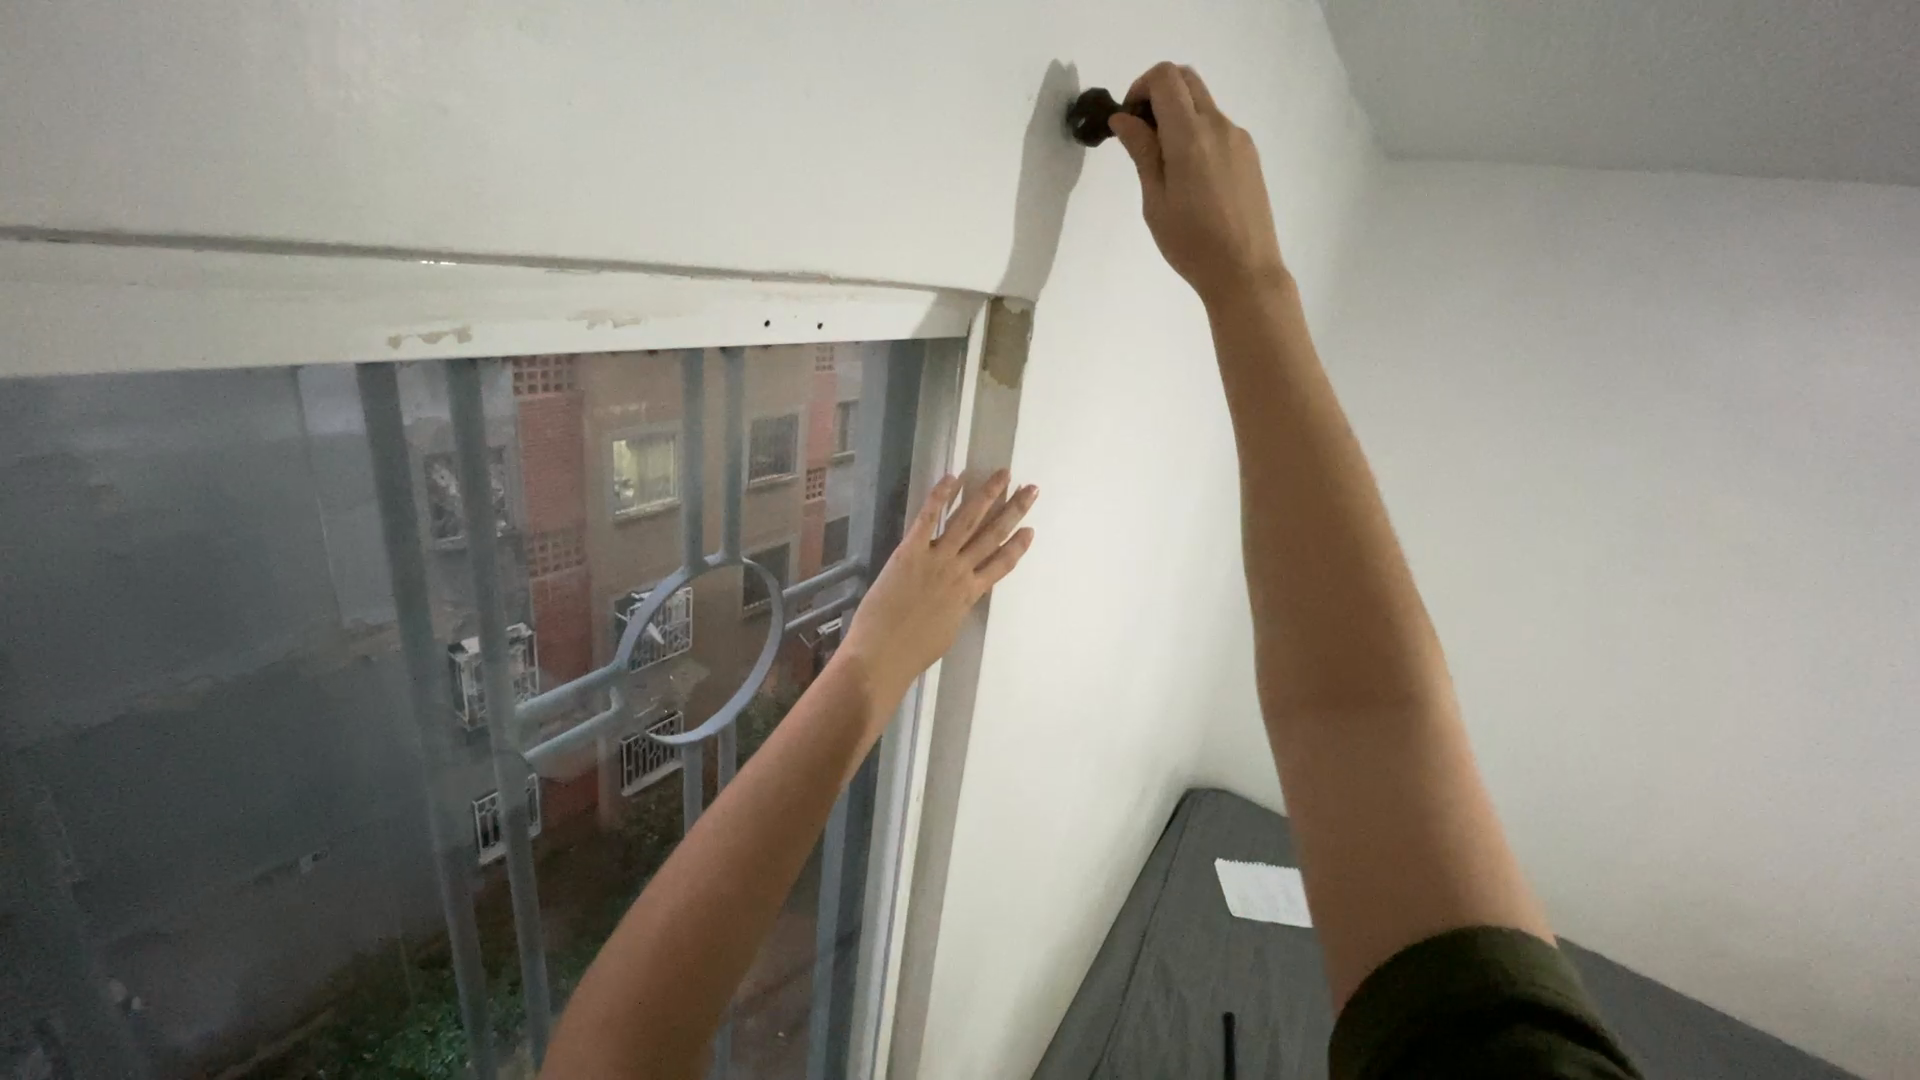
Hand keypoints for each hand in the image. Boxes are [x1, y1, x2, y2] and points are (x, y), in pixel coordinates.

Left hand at [837, 470, 1036, 708]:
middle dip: (1013, 510)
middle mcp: (959, 572)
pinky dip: (941, 496)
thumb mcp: (948, 631)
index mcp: (970, 594)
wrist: (883, 654)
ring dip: (987, 495)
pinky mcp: (910, 551)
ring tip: (1003, 475)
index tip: (1030, 529)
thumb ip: (957, 607)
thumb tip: (960, 596)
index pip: (1001, 564)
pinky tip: (954, 477)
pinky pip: (929, 518)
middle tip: (1030, 488)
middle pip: (992, 535)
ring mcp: (936, 559)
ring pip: (967, 521)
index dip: (1017, 546)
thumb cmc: (913, 652)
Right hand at [1110, 63, 1288, 305]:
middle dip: (1158, 94)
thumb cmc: (1190, 243)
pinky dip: (1196, 134)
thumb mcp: (1155, 201)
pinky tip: (1190, 179)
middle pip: (1187, 80)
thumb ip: (1142, 152)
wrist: (1244, 270)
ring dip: (1178, 116)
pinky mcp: (1249, 154)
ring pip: (1203, 104)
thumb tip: (1125, 119)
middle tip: (1141, 136)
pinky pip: (1217, 127)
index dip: (1140, 88)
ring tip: (1165, 167)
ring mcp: (1238, 138)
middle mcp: (1219, 125)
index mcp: (1190, 136)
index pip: (1165, 78)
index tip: (1128, 121)